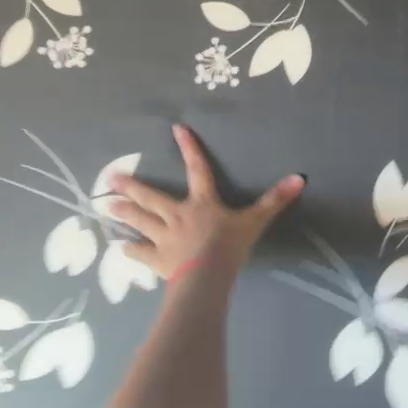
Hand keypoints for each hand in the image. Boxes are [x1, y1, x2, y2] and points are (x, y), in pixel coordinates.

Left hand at [107, 125, 303, 280]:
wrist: (206, 277)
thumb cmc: (230, 246)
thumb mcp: (255, 220)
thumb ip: (275, 200)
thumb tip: (300, 177)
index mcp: (202, 203)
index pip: (198, 169)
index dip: (189, 148)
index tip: (176, 129)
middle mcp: (178, 215)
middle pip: (153, 198)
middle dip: (133, 187)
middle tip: (110, 178)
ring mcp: (164, 238)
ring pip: (141, 222)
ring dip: (125, 214)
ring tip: (108, 207)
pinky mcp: (158, 260)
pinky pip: (142, 253)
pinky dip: (131, 250)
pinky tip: (120, 248)